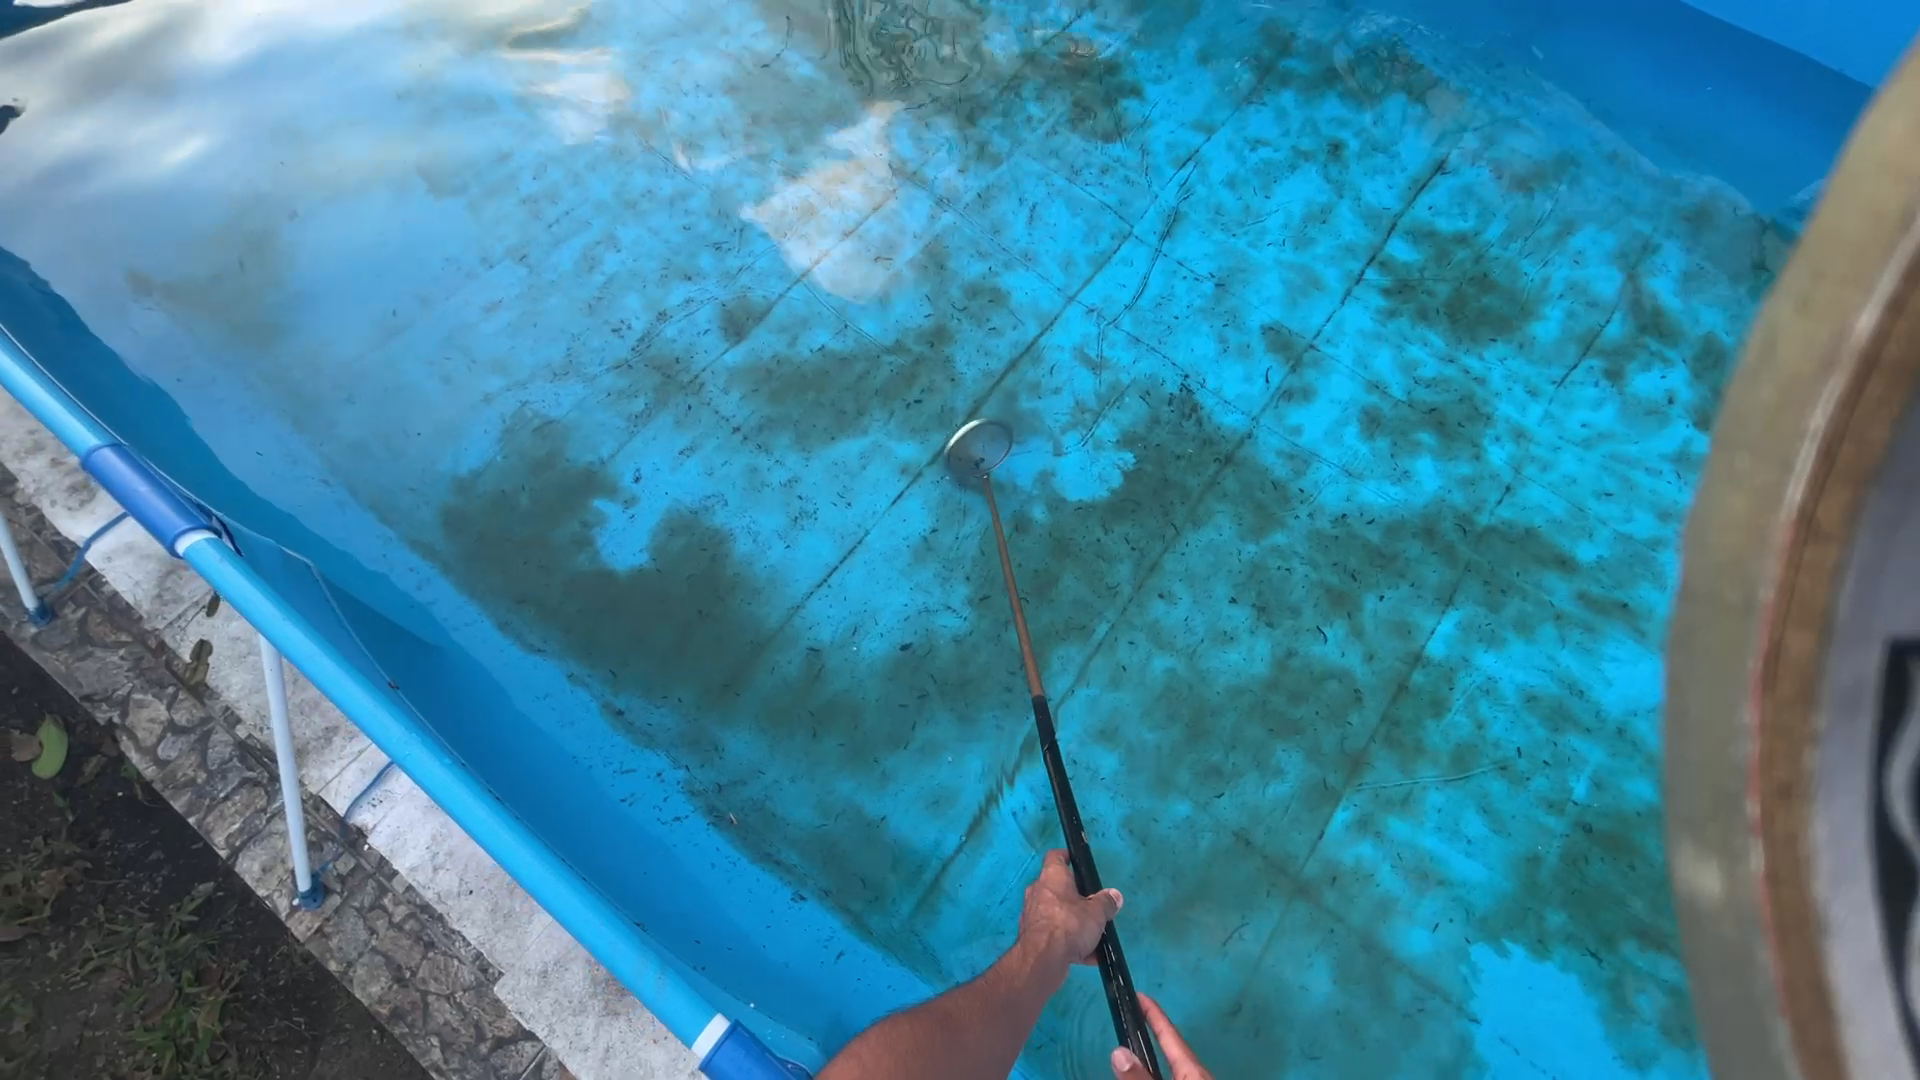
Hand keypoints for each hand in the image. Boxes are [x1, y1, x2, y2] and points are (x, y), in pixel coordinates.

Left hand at [1017, 849, 1120, 970]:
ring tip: (1093, 938)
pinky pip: (1053, 934)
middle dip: (1075, 898)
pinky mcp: (1031, 936)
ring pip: (1056, 913)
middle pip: (1057, 887)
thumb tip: (1115, 895)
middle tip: (1092, 907)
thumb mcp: (1097, 913)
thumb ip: (1106, 902)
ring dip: (1073, 923)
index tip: (1078, 863)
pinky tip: (1087, 957)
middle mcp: (1038, 890)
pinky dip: (1068, 942)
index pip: (1056, 856)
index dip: (1067, 857)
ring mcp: (1032, 913)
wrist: (1043, 958)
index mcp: (1052, 876)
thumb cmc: (1070, 924)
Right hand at [1112, 994, 1211, 1078]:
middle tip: (1134, 1015)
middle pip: (1175, 1047)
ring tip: (1138, 1046)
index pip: (1170, 1033)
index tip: (1138, 994)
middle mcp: (1198, 1075)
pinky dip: (1162, 1070)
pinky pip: (1179, 1074)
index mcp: (1193, 1070)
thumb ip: (1141, 1078)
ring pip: (1177, 1065)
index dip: (1153, 1013)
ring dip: (1157, 1055)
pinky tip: (1153, 1073)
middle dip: (1155, 1030)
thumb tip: (1118, 1052)